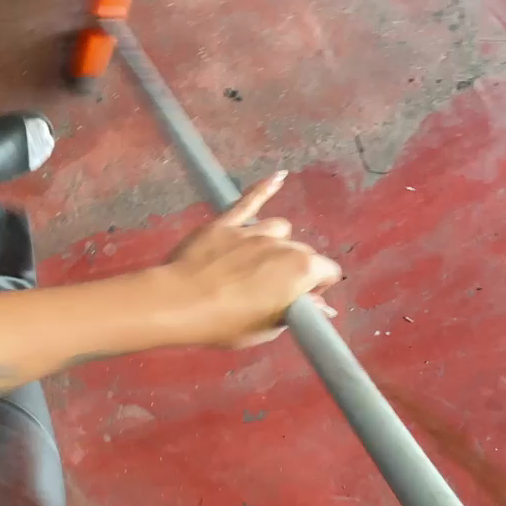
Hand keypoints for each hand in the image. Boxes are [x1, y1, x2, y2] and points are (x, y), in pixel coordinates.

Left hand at [158, 172, 341, 347]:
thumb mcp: (270, 327)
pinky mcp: (222, 224)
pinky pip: (246, 202)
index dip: (314, 287)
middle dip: (293, 267)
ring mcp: (250, 231)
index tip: (298, 299)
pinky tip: (279, 177)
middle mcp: (281, 244)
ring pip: (276, 229)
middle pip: (300, 251)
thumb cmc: (226, 322)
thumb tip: (319, 305)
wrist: (179, 302)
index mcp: (302, 270)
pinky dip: (263, 188)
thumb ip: (297, 310)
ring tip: (259, 260)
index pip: (326, 272)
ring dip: (274, 242)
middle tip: (271, 287)